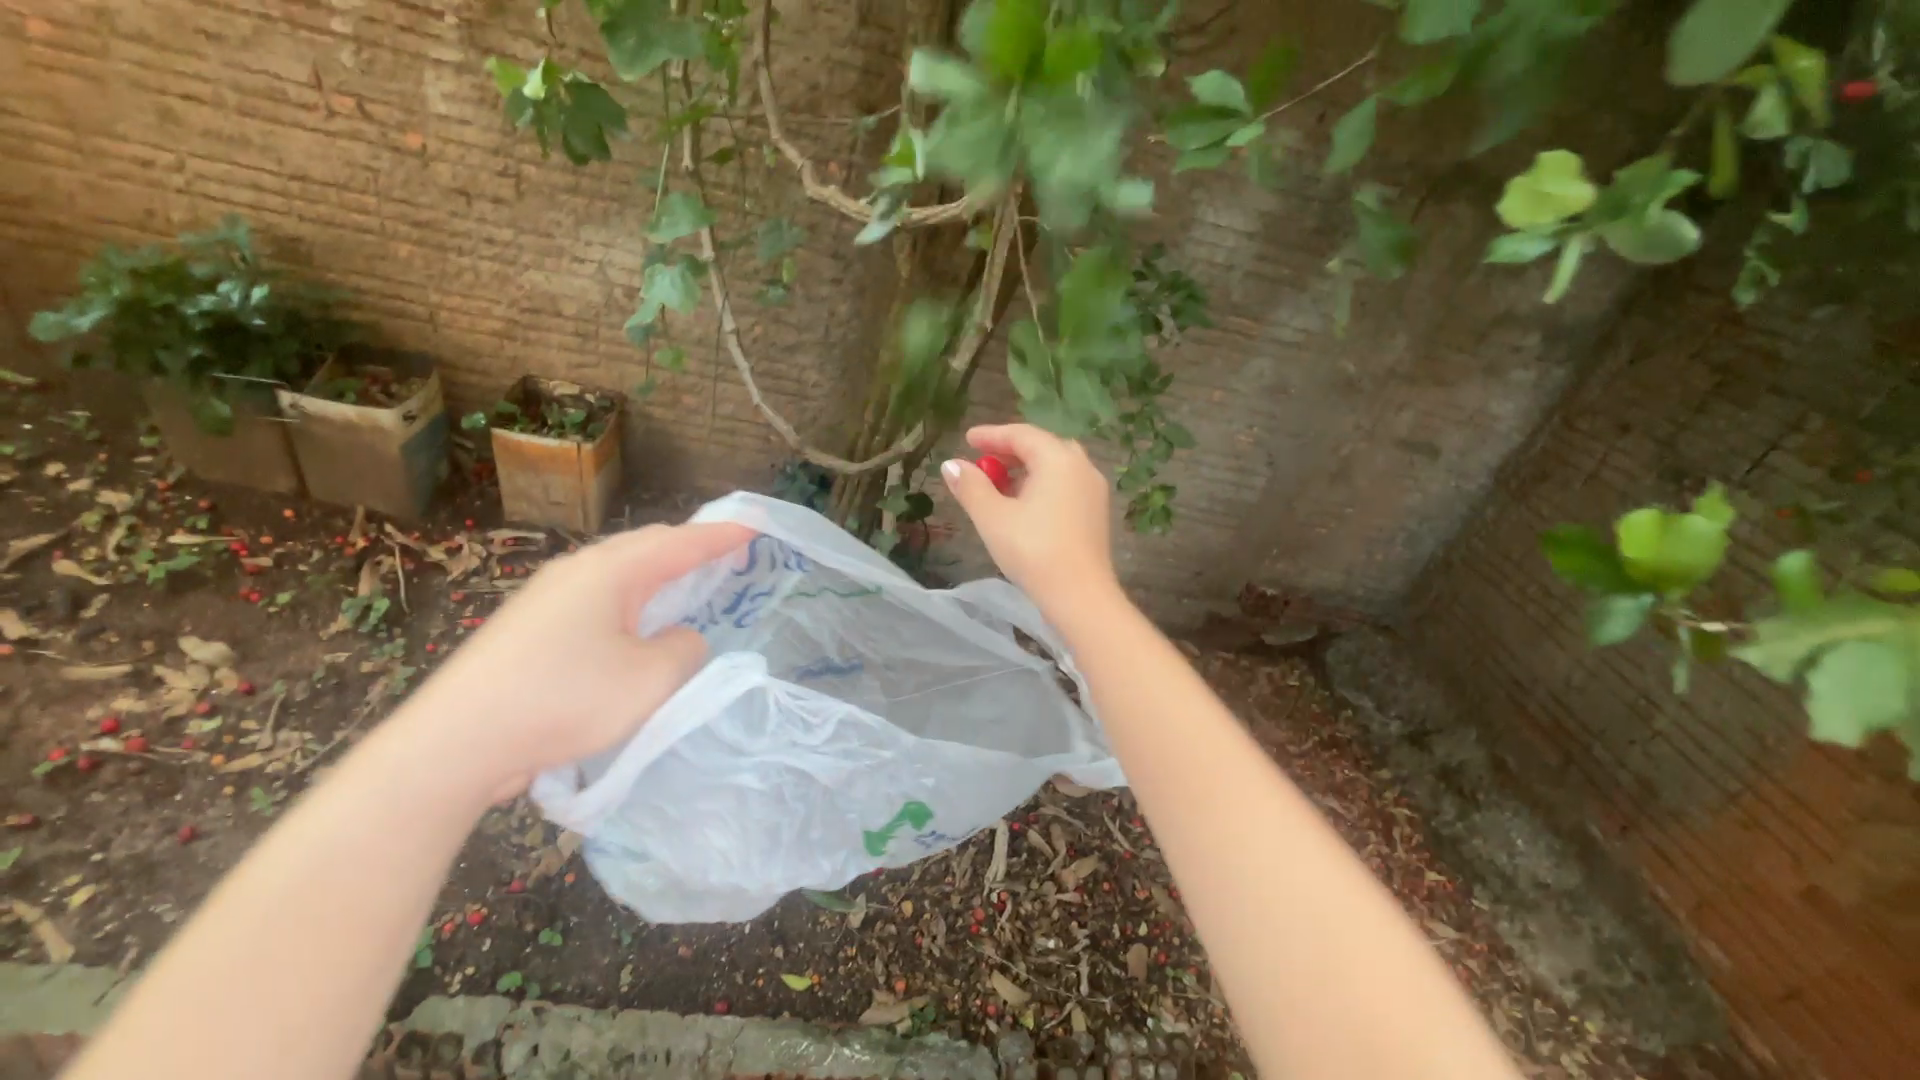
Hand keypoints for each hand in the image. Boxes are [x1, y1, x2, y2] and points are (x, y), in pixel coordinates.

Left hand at [395, 522, 753, 796]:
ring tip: (687, 590)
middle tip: (727, 557)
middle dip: (690, 549)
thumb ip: (685, 650)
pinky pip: (597, 601)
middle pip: (646, 547)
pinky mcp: (530, 628)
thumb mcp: (650, 680)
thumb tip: (679, 638)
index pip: (681, 542)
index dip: (723, 535)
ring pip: (618, 575)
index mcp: (610, 570)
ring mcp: (547, 598)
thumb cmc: (564, 699)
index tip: (757, 526)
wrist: (457, 741)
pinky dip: (631, 604)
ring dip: (658, 578)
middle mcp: (577, 571)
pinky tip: (635, 629)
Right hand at [941, 423, 1118, 612]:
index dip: (991, 435)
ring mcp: (1093, 491)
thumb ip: (971, 487)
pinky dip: (1042, 486)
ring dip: (1026, 470)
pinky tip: (1024, 506)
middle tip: (983, 460)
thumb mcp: (993, 517)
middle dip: (1010, 451)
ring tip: (999, 485)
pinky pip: (1065, 486)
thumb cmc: (1033, 551)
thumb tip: (951, 465)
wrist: (1080, 596)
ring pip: (1056, 467)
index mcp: (1058, 459)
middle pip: (1042, 447)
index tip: (967, 439)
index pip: (1021, 434)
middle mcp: (1081, 467)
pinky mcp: (1096, 514)